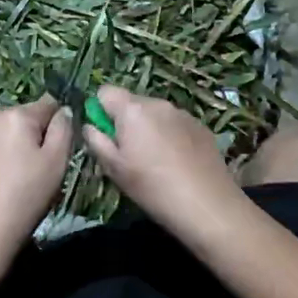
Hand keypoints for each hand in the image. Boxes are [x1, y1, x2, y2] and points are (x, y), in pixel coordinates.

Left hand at [0, 98, 72, 268]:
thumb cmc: (23, 197)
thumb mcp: (56, 163)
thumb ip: (64, 130)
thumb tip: (64, 110)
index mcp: (16, 114)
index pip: (49, 104)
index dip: (60, 124)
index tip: (61, 152)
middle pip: (24, 119)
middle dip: (35, 137)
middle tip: (42, 172)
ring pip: (4, 136)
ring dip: (15, 150)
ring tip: (19, 183)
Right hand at [83, 86, 248, 240]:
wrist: (208, 205)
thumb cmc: (152, 187)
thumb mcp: (114, 169)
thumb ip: (96, 141)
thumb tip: (90, 126)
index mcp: (132, 110)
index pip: (105, 92)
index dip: (100, 110)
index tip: (106, 135)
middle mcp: (157, 103)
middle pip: (131, 102)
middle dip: (126, 121)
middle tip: (130, 154)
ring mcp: (182, 113)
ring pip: (154, 113)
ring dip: (149, 128)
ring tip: (156, 161)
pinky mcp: (201, 126)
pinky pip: (175, 123)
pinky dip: (170, 136)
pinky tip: (178, 162)